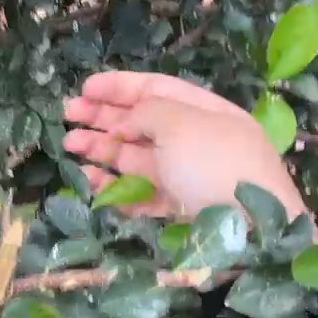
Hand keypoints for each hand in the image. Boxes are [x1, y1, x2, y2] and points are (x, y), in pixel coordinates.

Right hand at [62, 71, 308, 221]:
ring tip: (68, 145)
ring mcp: (184, 177)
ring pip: (134, 157)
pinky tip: (87, 179)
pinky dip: (111, 186)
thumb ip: (147, 112)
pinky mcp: (175, 210)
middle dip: (102, 116)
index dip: (119, 87)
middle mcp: (194, 142)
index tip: (84, 88)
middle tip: (67, 113)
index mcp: (204, 113)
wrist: (250, 230)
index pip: (156, 90)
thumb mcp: (182, 123)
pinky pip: (137, 193)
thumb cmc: (216, 166)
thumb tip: (124, 123)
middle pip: (141, 123)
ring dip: (100, 148)